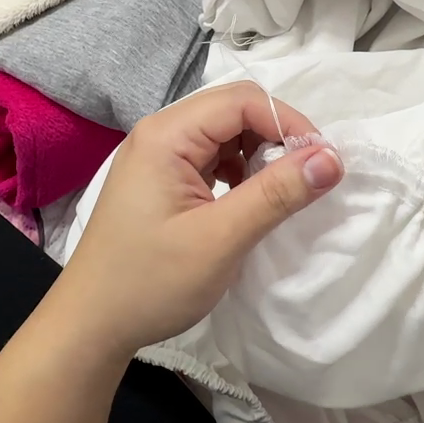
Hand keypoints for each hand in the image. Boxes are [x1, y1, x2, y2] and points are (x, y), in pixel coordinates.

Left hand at [48, 82, 344, 358]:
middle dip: (275, 135)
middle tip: (307, 176)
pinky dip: (238, 169)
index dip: (288, 122)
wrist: (92, 322)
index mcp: (167, 134)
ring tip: (279, 192)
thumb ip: (277, 194)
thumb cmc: (151, 281)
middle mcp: (160, 131)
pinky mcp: (160, 176)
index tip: (323, 162)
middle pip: (232, 108)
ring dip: (258, 152)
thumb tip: (331, 158)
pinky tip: (247, 200)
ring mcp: (157, 153)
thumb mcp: (221, 239)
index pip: (241, 100)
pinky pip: (210, 154)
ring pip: (224, 131)